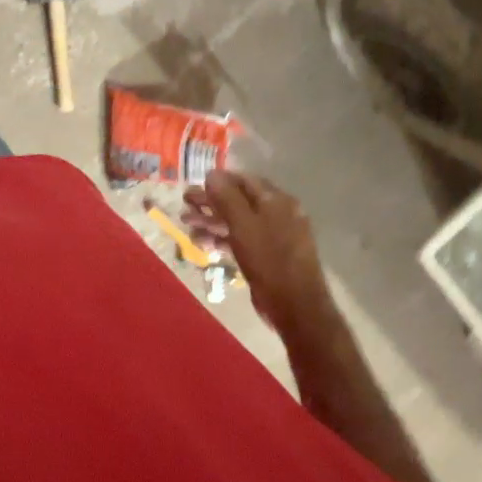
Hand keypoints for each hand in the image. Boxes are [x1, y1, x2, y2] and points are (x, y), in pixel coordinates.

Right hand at [184, 171, 326, 330]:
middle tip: (185, 203)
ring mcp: (273, 237)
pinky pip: (240, 241)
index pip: (244, 180)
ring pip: (237, 223)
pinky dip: (221, 240)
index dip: (219, 180)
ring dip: (211, 222)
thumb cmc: (270, 260)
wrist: (295, 307)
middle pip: (238, 201)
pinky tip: (200, 243)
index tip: (195, 184)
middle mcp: (277, 215)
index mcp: (277, 201)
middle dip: (210, 202)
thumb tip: (212, 173)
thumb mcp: (244, 225)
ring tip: (186, 223)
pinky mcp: (266, 257)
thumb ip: (227, 197)